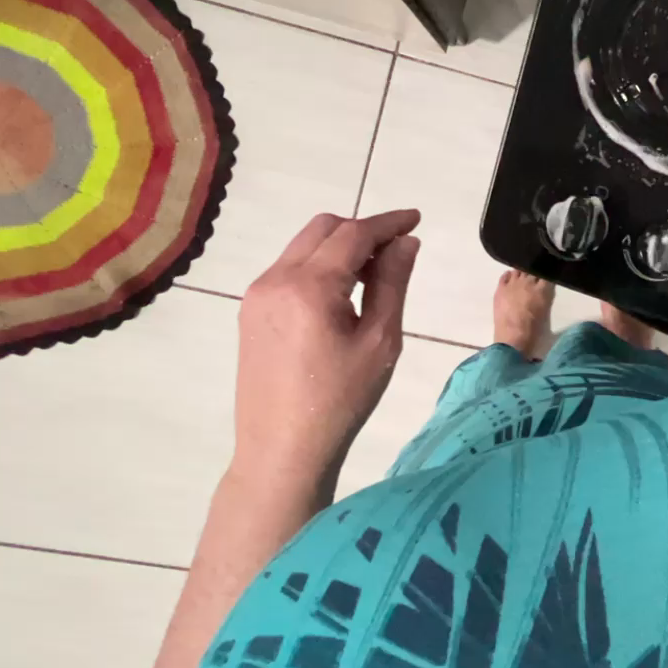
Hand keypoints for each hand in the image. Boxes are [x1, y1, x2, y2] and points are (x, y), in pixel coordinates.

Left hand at [232, 210, 421, 482]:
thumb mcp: (380, 340)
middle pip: (323, 228)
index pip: (354, 233)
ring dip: (340, 246)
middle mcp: (275, 279)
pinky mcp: (251, 311)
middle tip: (398, 250)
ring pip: (304, 246)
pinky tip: (342, 293)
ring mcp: (257, 295)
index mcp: (309, 287)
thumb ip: (392, 283)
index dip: (388, 222)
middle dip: (363, 229)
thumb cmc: (341, 398)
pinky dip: (320, 265)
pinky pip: (290, 268)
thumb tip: (405, 242)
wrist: (282, 448)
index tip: (417, 219)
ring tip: (374, 274)